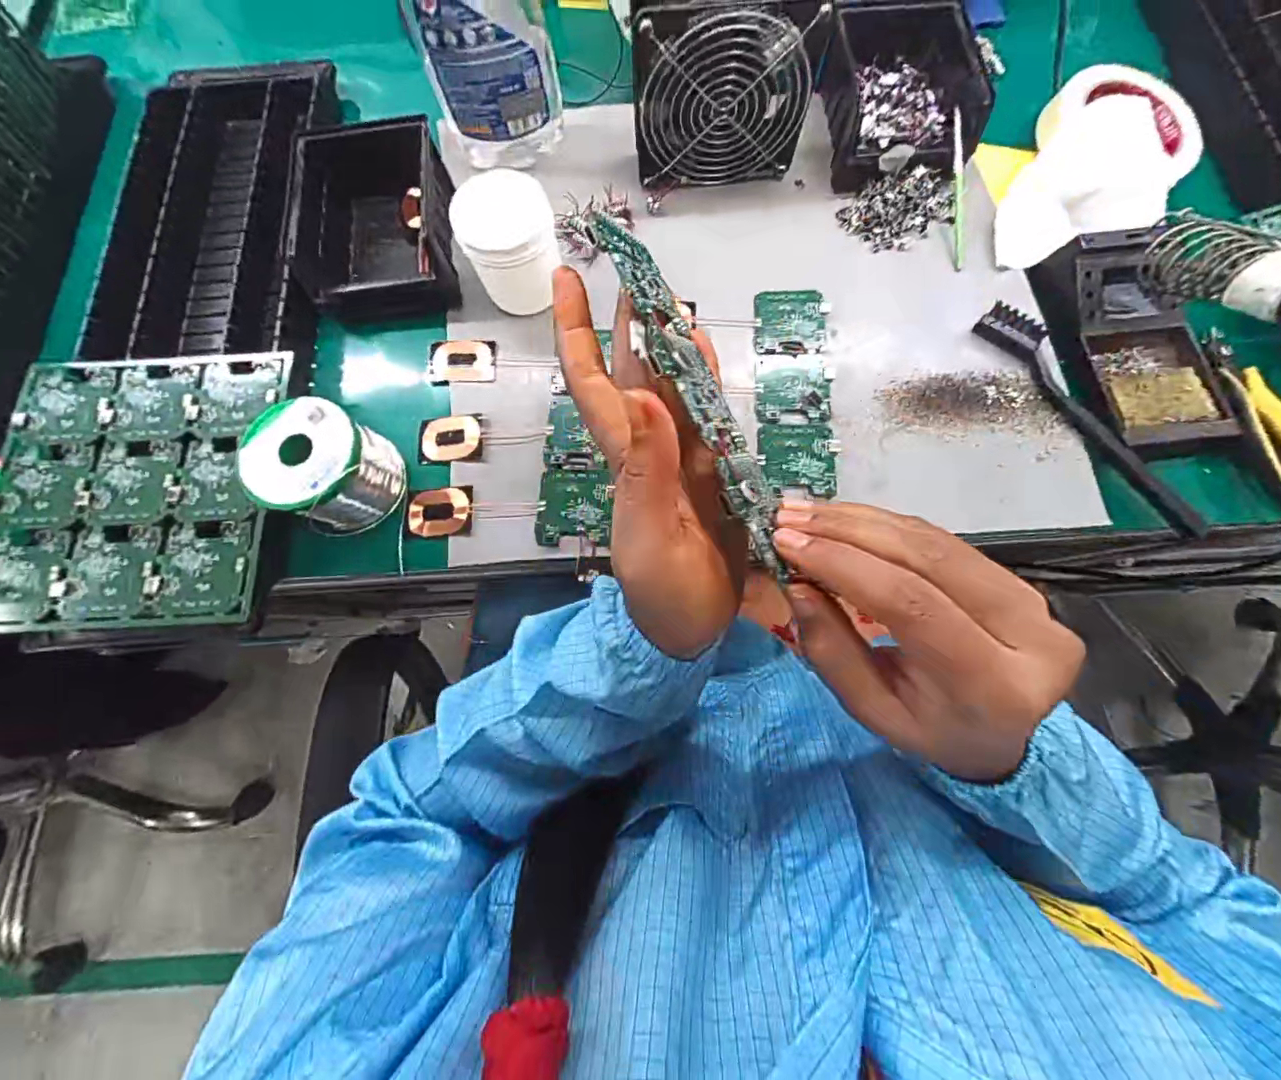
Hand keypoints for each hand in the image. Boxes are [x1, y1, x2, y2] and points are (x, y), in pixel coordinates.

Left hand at [553, 266, 744, 658]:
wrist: (691, 631)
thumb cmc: (663, 595)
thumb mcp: (648, 537)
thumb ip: (648, 470)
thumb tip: (645, 395)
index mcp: (624, 461)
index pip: (593, 386)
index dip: (577, 333)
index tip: (566, 279)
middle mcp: (648, 451)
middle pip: (628, 376)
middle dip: (622, 326)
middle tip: (628, 274)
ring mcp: (682, 460)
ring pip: (669, 389)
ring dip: (665, 344)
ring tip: (666, 300)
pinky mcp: (714, 473)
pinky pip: (707, 417)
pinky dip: (705, 382)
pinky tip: (703, 354)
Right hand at [772, 502, 1084, 781]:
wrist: (1006, 739)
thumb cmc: (931, 731)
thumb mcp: (873, 708)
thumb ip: (833, 650)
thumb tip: (797, 585)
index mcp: (990, 683)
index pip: (909, 603)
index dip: (843, 564)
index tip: (787, 542)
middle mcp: (1028, 633)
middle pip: (926, 559)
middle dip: (847, 531)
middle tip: (788, 518)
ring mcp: (1034, 601)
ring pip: (935, 540)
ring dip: (863, 520)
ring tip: (806, 513)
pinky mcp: (1023, 581)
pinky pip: (946, 541)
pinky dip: (887, 525)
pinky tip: (845, 519)